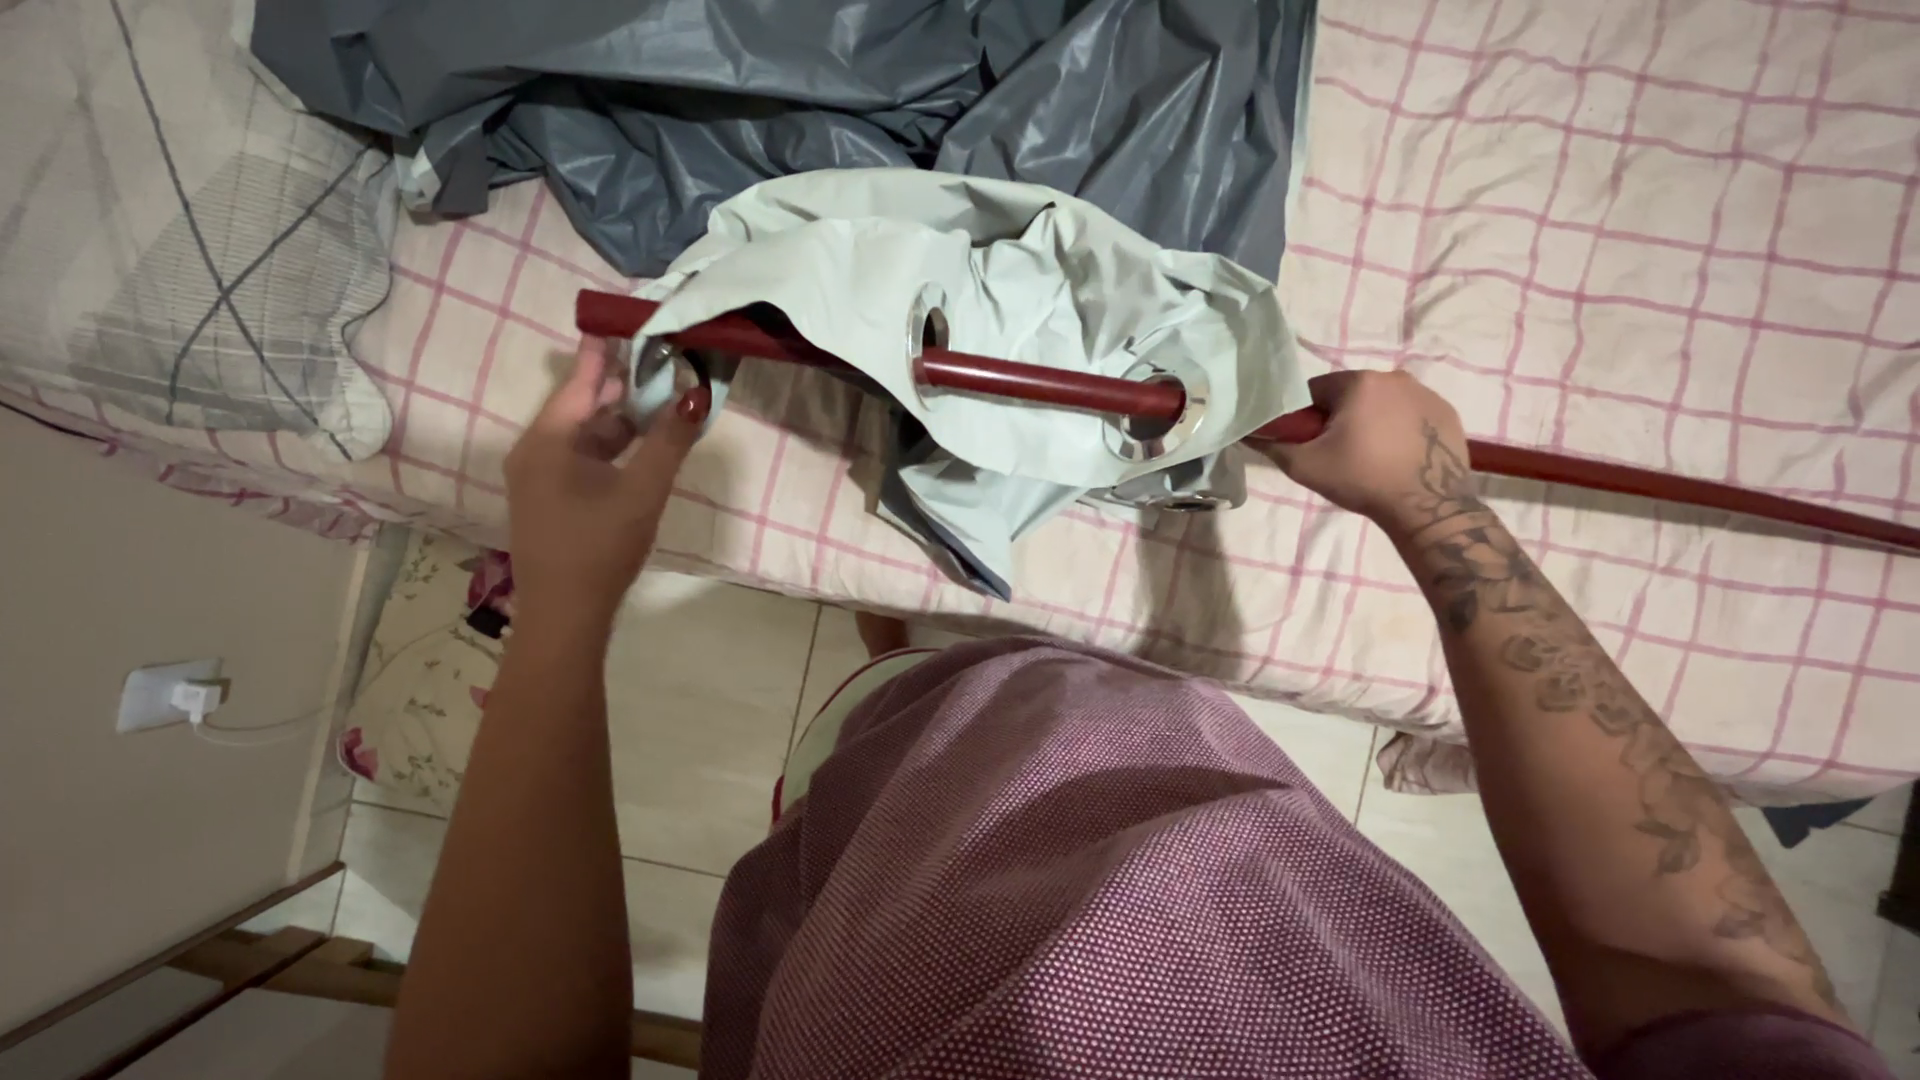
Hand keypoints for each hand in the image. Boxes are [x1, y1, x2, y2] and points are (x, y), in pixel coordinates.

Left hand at [503, 336, 709, 629]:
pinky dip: (613, 447)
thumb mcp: (642, 491)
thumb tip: (698, 394)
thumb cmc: (600, 546)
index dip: (603, 351)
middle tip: (657, 359)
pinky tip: (642, 446)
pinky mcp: (551, 501)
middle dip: (619, 385)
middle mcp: (536, 451)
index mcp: (548, 441)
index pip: (578, 381)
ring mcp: (540, 478)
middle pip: (580, 406)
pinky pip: (583, 459)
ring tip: (660, 399)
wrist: (566, 615)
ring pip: (584, 435)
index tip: (624, 321)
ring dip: (620, 419)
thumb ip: (670, 441)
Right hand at [1260, 370, 1482, 538]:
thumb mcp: (1303, 466)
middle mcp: (1395, 378)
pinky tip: (1395, 456)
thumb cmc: (1360, 479)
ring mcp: (1427, 394)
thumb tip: (1248, 434)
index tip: (1308, 441)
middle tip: (1335, 453)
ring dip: (1370, 421)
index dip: (1305, 416)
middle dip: (1339, 417)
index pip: (1315, 390)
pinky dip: (1399, 429)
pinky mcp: (1447, 413)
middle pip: (1351, 394)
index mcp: (1358, 382)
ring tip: (1369, 456)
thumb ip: (1272, 445)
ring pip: (1381, 403)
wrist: (1426, 506)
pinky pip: (1410, 414)